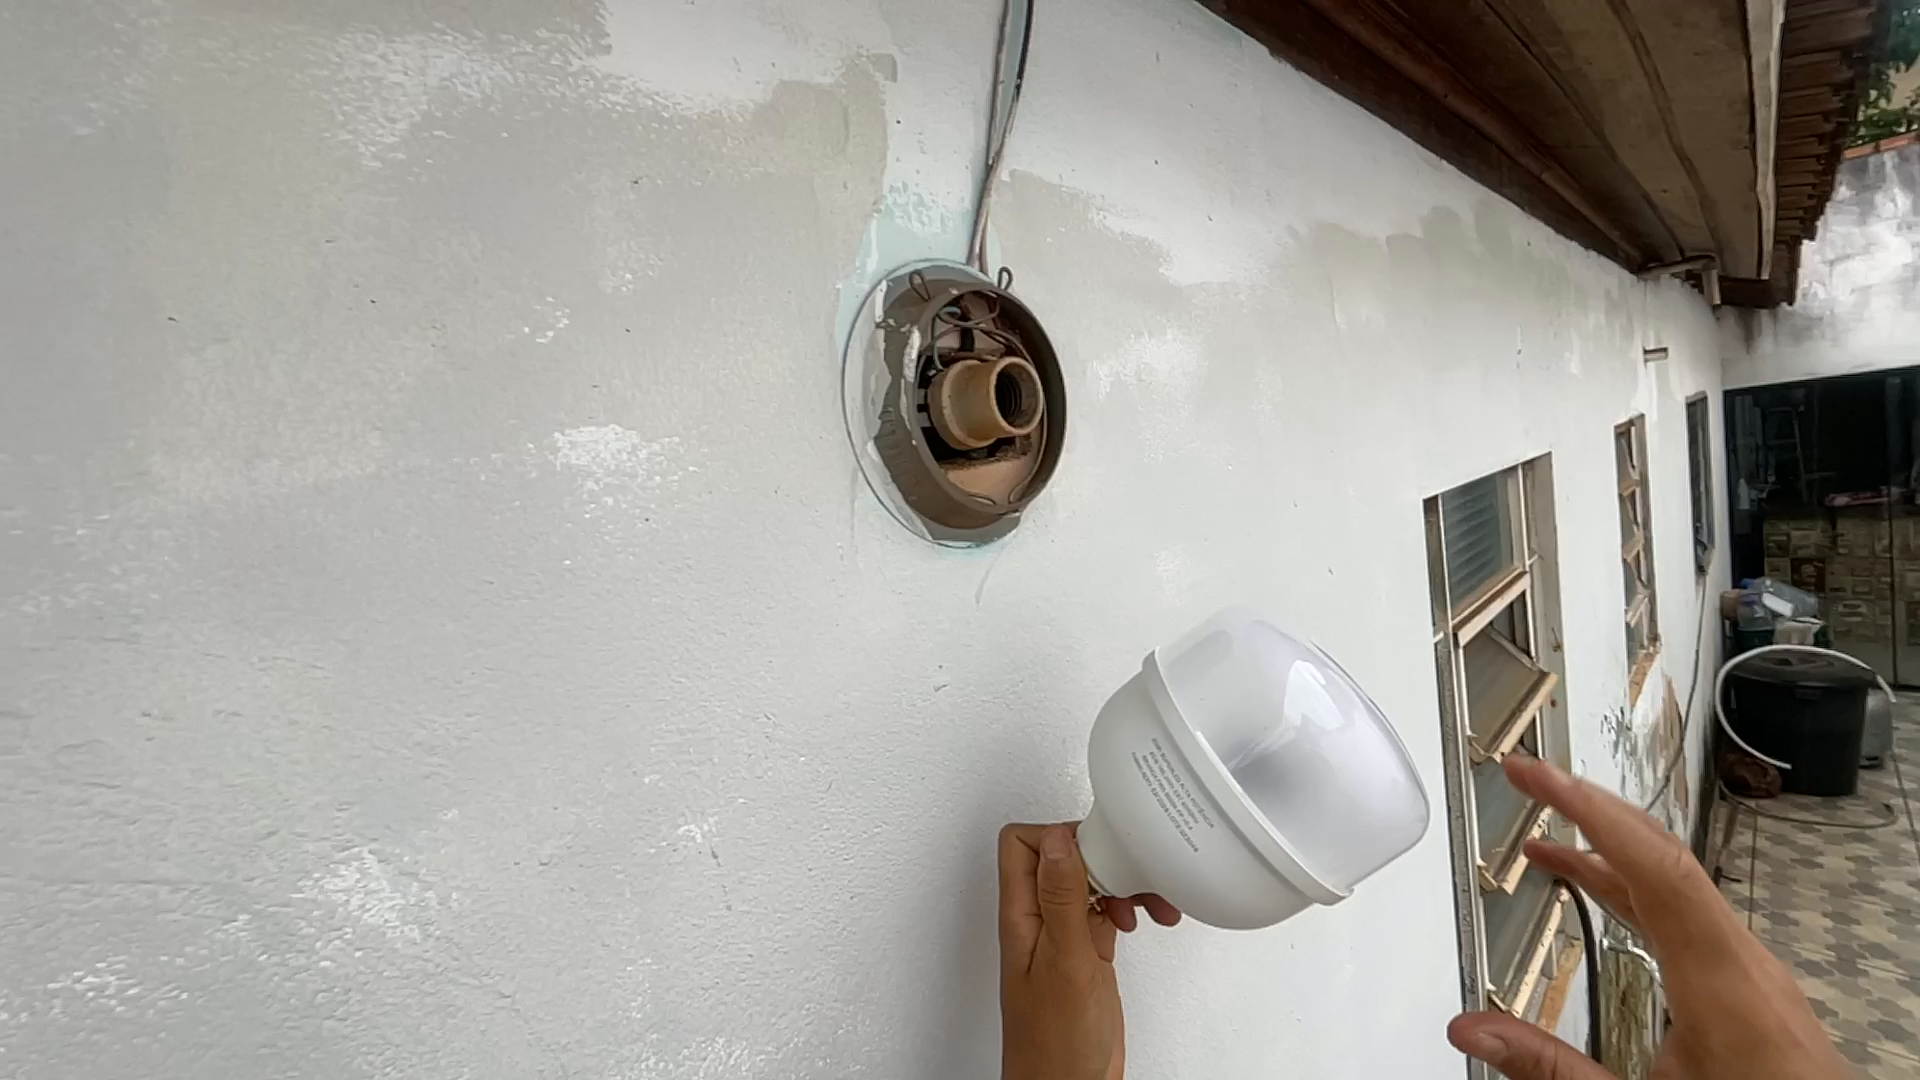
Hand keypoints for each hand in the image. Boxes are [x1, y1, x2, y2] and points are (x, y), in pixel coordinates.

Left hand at [998, 823, 1180, 1079]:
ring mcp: (1062, 933)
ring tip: (1148, 900)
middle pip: (1061, 855)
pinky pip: (1103, 908)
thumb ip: (1062, 897)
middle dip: (1100, 854)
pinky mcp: (1085, 950)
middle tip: (1129, 871)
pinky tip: (1142, 919)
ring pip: (1087, 880)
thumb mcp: (1065, 960)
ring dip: (1120, 881)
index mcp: (1022, 912)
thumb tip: (1058, 838)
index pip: (1023, 843)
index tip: (1096, 849)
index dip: (1058, 834)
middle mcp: (1038, 917)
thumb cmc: (1056, 1044)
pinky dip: (1126, 906)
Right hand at [1448, 756, 1852, 1079]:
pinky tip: (1580, 875)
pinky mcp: (1744, 981)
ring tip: (1539, 814)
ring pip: (1670, 875)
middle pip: (1662, 854)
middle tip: (1527, 774)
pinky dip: (1619, 872)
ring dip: (1601, 834)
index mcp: (1724, 986)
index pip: (1653, 867)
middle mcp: (1742, 964)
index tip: (1535, 776)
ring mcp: (1747, 969)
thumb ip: (1553, 1066)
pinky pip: (1677, 903)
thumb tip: (1467, 1027)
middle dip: (1588, 803)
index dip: (1589, 811)